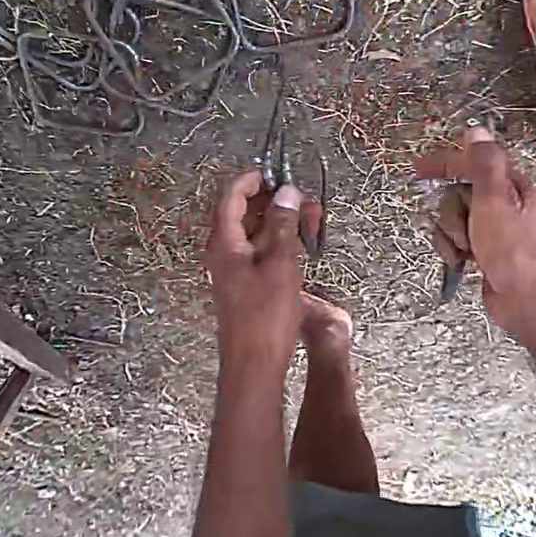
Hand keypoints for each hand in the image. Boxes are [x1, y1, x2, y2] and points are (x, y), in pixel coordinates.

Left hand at [206, 170, 311, 374]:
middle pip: (243, 213)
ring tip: (311, 221)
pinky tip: (300, 245)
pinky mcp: (244, 284)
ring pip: (254, 233)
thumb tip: (287, 192)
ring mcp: (233, 269)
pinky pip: (259, 251)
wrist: (254, 364)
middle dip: (274, 201)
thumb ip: (282, 225)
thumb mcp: (280, 265)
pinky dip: (278, 242)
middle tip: (304, 200)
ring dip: (279, 222)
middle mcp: (223, 252)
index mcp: (224, 243)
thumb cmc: (266, 316)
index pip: (231, 197)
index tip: (276, 172)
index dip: (252, 180)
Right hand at [417, 126, 535, 335]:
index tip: (417, 169)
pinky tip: (461, 262)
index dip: (444, 164)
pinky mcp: (486, 252)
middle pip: (459, 194)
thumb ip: (484, 164)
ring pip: (455, 219)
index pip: (473, 164)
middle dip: (451, 212)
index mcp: (513, 187)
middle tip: (463, 230)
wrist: (530, 303)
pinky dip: (454, 249)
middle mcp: (505, 206)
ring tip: (464, 250)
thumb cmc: (515, 252)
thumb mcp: (495, 201)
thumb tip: (476, 129)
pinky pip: (458, 241)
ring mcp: (495, 231)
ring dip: (451, 234)